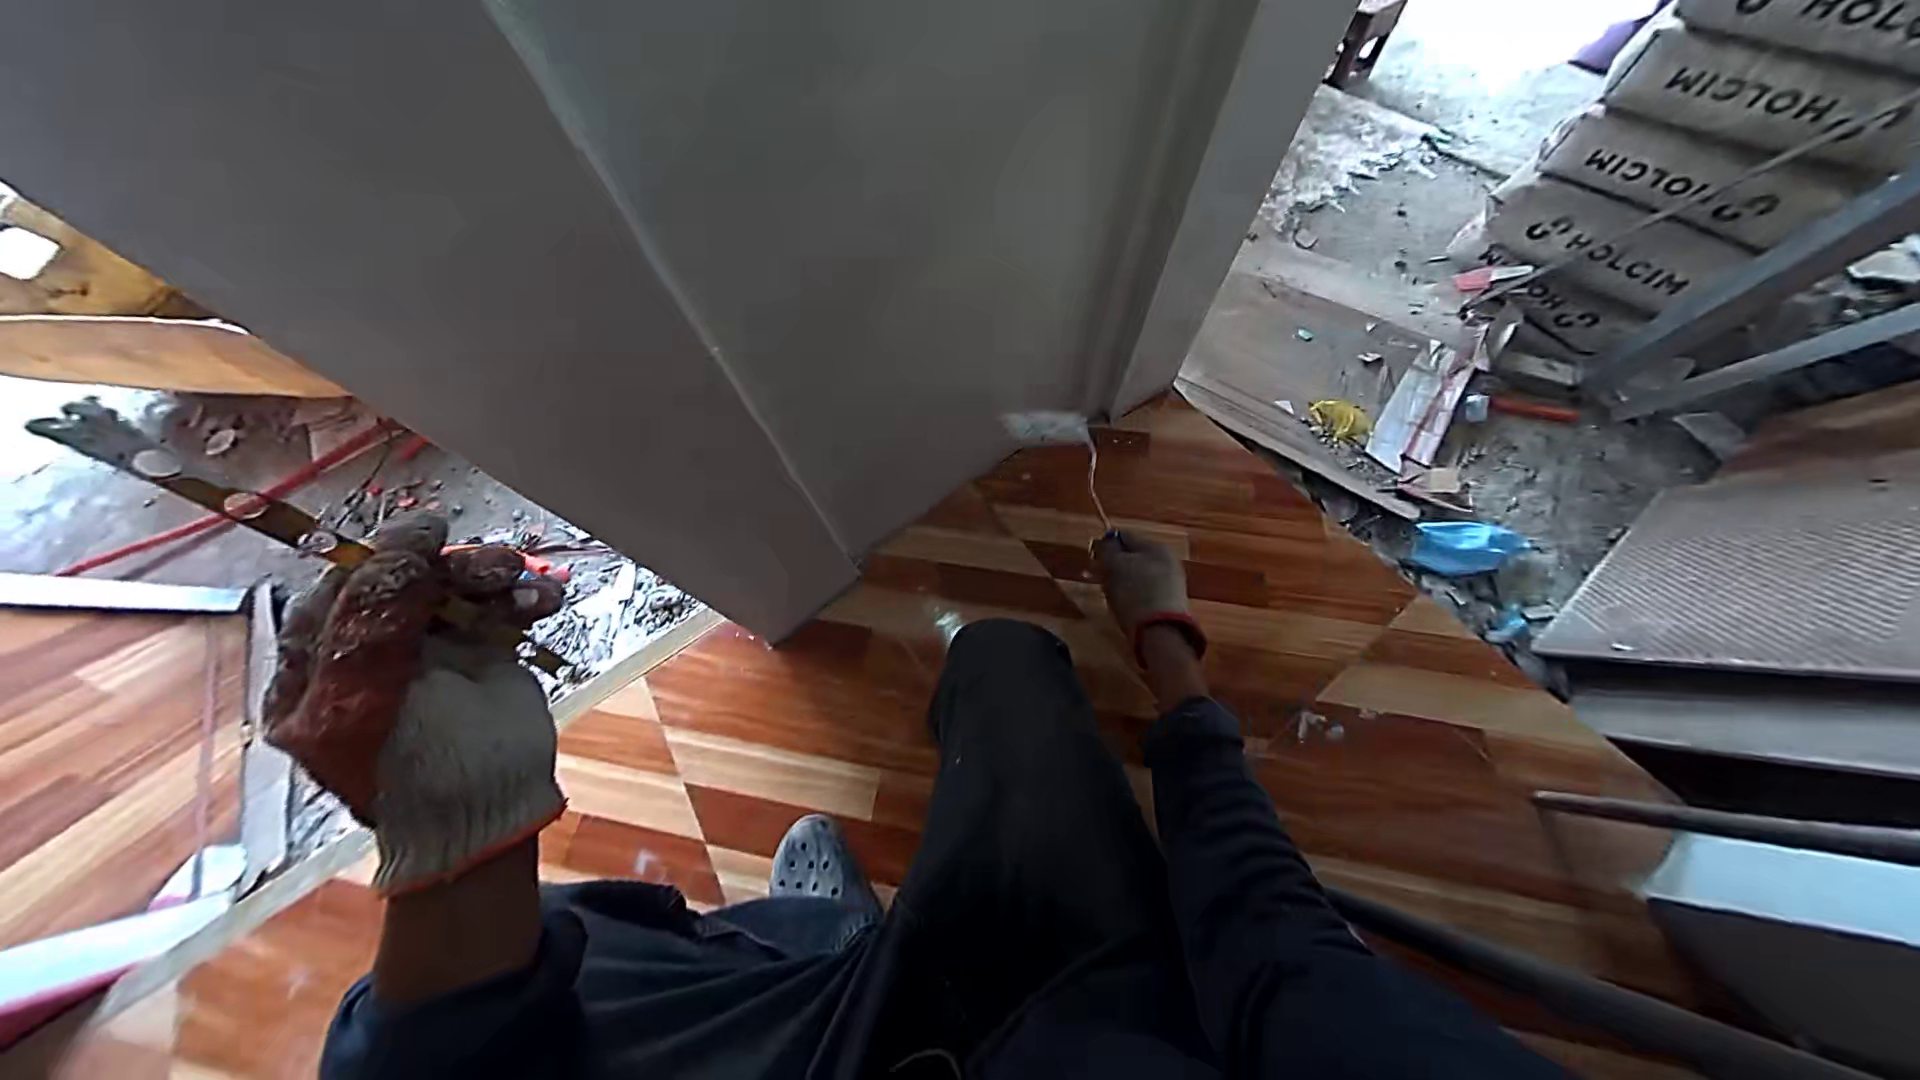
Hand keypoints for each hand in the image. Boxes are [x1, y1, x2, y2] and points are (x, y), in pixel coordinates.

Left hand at [264, 514, 568, 894]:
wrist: (491, 808)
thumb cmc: (417, 770)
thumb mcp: (373, 700)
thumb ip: (375, 619)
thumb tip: (410, 536)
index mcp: (322, 667)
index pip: (344, 592)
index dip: (385, 557)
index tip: (432, 532)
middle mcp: (375, 652)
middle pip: (413, 582)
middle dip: (457, 567)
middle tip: (499, 566)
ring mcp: (436, 650)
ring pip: (464, 589)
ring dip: (500, 578)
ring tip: (528, 586)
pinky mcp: (488, 652)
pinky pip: (504, 609)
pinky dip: (528, 599)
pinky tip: (544, 604)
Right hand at [1094, 530, 1206, 663]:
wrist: (1160, 633)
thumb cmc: (1135, 593)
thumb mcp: (1115, 567)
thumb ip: (1107, 550)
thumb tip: (1104, 540)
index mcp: (1156, 546)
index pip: (1125, 536)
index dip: (1106, 545)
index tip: (1093, 559)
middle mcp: (1168, 560)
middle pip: (1132, 556)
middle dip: (1113, 566)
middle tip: (1099, 578)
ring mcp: (1171, 582)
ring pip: (1137, 574)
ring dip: (1121, 582)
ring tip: (1110, 595)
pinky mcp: (1170, 602)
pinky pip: (1144, 591)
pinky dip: (1132, 595)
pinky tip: (1125, 607)